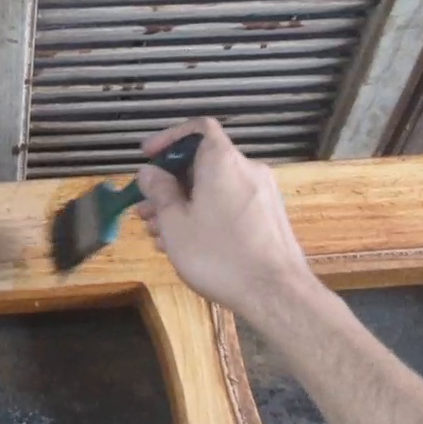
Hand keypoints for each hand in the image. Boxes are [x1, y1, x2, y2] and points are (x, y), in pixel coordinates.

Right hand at [134, 117, 319, 314]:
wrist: (277, 295)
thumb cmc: (220, 255)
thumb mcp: (175, 223)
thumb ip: (159, 192)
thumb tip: (150, 172)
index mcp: (222, 162)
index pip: (198, 128)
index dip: (169, 137)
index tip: (148, 156)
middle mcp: (247, 169)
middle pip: (202, 163)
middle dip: (169, 183)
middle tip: (145, 208)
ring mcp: (262, 193)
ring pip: (214, 187)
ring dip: (185, 203)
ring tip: (160, 233)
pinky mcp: (270, 216)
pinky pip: (230, 203)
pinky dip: (207, 213)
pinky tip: (189, 243)